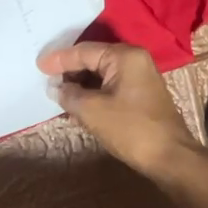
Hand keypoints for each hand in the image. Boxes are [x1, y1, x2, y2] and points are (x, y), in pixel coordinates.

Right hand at [38, 43, 203, 176]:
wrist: (169, 156)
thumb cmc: (130, 129)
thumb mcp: (92, 110)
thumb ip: (70, 95)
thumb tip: (56, 88)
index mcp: (124, 56)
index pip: (84, 51)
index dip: (59, 60)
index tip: (38, 66)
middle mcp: (134, 61)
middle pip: (94, 60)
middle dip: (70, 72)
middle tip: (47, 82)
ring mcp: (140, 78)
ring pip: (101, 75)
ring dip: (80, 85)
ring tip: (59, 96)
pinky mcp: (140, 96)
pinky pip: (110, 87)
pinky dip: (93, 94)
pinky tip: (78, 106)